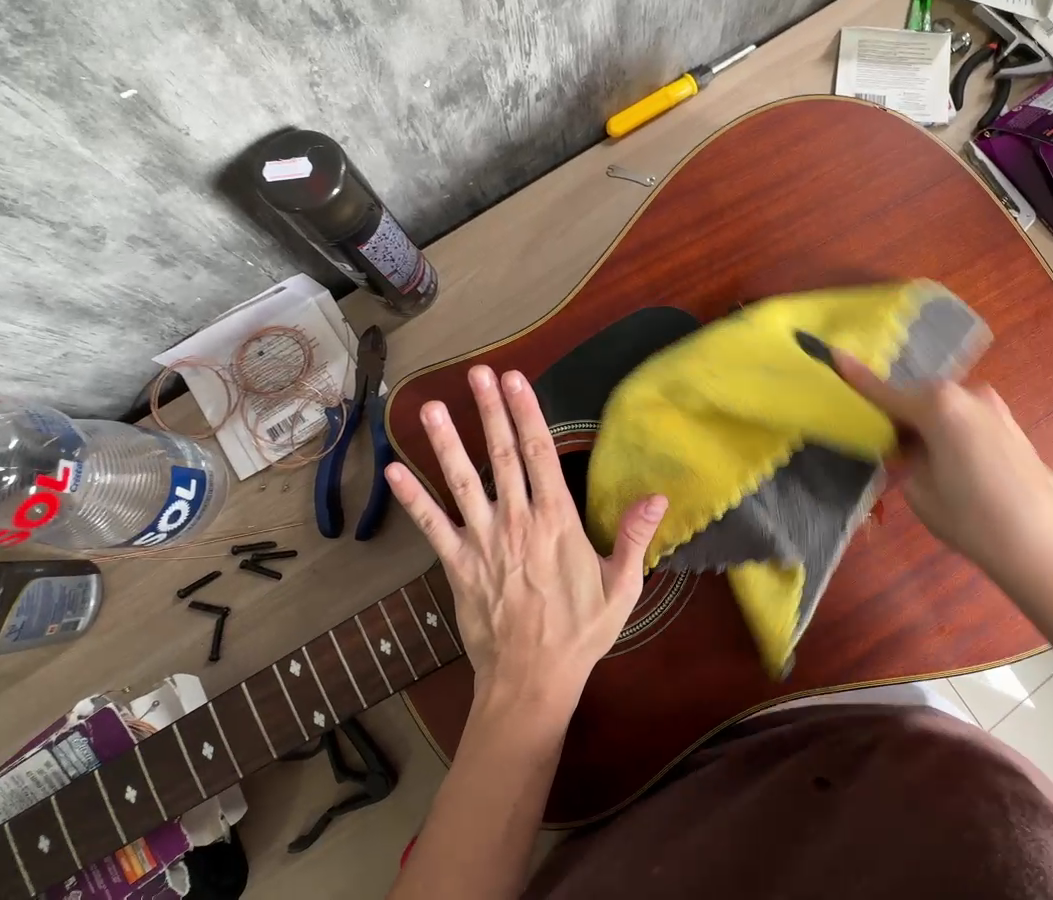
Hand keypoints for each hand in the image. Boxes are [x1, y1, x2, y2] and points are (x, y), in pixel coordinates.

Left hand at [384, 366, 666, 715]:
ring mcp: (481, 541)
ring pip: (463, 482)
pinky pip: (431, 526)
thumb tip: (658, 495)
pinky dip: (412, 498)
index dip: (527, 413)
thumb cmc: (580, 632)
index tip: (516, 381)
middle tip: (478, 373)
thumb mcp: (622, 587)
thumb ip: (634, 538)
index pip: (541, 454)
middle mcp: (516, 521)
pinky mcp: (456, 565)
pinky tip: (395, 472)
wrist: (532, 679)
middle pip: (503, 456)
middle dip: (489, 411)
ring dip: (447, 442)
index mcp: (556, 521)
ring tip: (431, 408)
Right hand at [833, 351, 1052, 594]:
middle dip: (898, 416)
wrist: (1042, 543)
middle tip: (886, 450)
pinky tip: (953, 466)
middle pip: (916, 398)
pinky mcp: (1010, 424)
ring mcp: (993, 406)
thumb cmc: (971, 518)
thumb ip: (905, 458)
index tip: (832, 354)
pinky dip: (950, 432)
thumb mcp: (919, 490)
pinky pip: (965, 419)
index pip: (885, 391)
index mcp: (937, 405)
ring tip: (922, 465)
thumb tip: (909, 447)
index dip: (856, 377)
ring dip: (926, 426)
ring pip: (943, 409)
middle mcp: (966, 394)